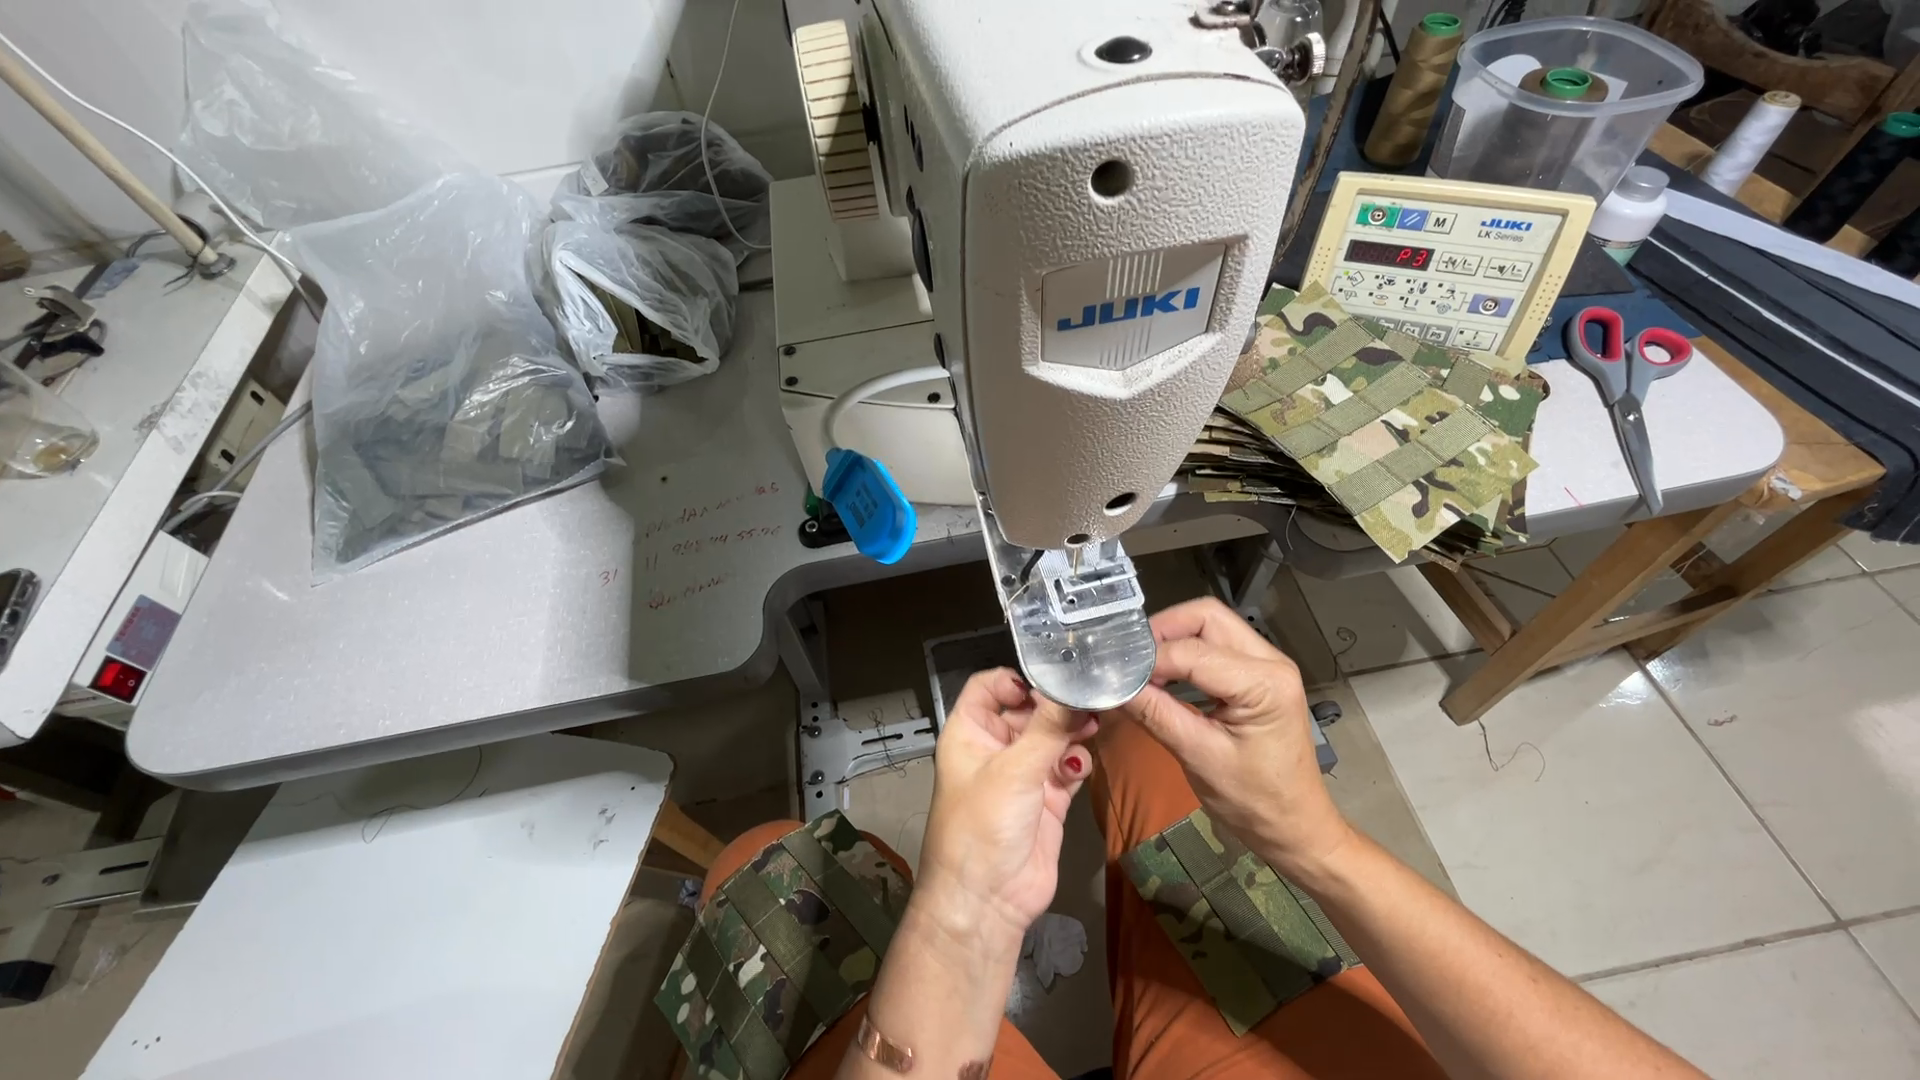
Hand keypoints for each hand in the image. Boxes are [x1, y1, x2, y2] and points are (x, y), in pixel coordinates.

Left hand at [915, 669, 1095, 945]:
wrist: (987, 902)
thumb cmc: (982, 827)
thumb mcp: (1013, 771)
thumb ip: (1049, 728)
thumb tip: (1076, 688)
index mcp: (969, 732)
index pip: (988, 687)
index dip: (1016, 680)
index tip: (1051, 680)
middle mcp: (993, 748)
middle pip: (1027, 710)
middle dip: (1055, 705)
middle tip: (1088, 700)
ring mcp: (1022, 774)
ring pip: (1051, 737)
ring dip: (1071, 731)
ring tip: (1094, 726)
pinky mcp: (1047, 798)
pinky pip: (1066, 766)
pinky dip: (1077, 761)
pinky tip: (1083, 765)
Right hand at [1115, 597, 1351, 879]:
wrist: (1295, 829)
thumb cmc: (1254, 802)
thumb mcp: (1199, 758)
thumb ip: (1155, 714)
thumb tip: (1112, 686)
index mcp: (1264, 682)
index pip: (1191, 652)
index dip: (1148, 660)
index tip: (1114, 676)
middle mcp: (1271, 661)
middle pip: (1206, 616)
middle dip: (1162, 630)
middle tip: (1128, 659)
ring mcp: (1267, 665)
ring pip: (1210, 625)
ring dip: (1173, 639)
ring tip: (1141, 668)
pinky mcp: (1258, 676)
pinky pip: (1216, 645)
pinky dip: (1186, 652)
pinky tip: (1163, 677)